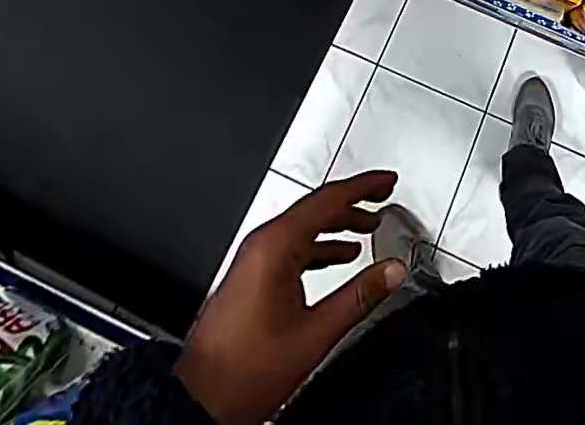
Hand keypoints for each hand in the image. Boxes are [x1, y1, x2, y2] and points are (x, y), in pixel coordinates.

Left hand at [175, 171, 406, 424]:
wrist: (191, 406)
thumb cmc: (239, 373)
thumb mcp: (315, 333)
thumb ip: (360, 296)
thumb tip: (393, 270)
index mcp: (276, 247)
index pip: (329, 199)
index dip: (364, 186)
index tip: (386, 181)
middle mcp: (261, 247)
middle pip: (316, 207)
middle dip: (354, 200)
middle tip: (382, 194)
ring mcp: (253, 262)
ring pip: (305, 226)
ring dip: (339, 222)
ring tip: (366, 225)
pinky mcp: (250, 278)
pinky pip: (293, 245)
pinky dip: (322, 243)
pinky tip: (339, 255)